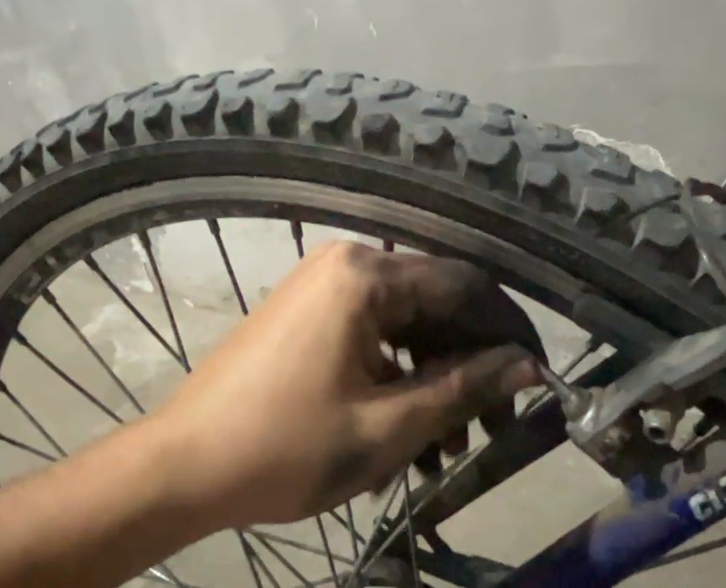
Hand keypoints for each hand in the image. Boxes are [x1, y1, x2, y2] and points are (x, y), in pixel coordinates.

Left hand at [145, 242, 542, 529]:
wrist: (185, 465)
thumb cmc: (287, 446)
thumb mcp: (388, 425)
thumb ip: (464, 388)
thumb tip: (528, 365)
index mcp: (366, 274)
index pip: (463, 285)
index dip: (508, 330)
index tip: (540, 379)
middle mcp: (347, 261)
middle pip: (434, 302)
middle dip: (469, 364)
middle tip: (493, 431)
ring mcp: (322, 283)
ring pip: (404, 320)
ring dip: (434, 376)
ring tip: (449, 448)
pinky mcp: (308, 309)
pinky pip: (372, 330)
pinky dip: (397, 373)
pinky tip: (409, 427)